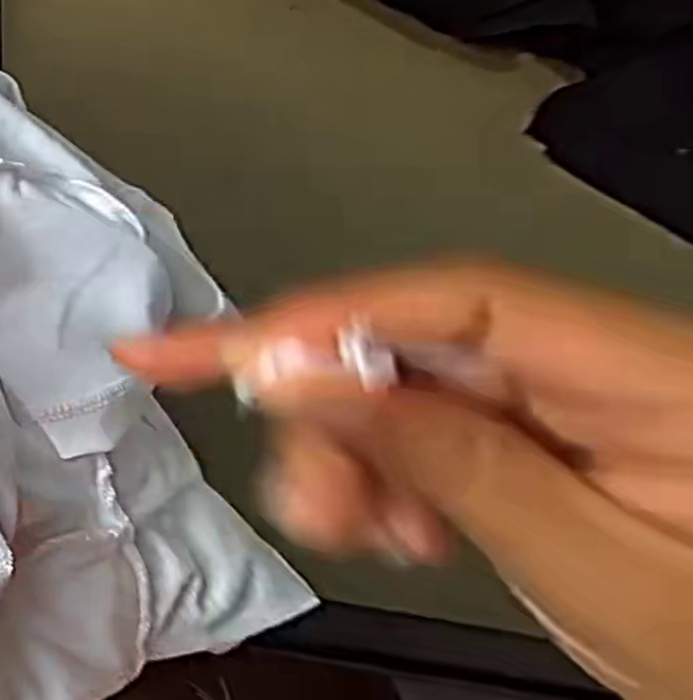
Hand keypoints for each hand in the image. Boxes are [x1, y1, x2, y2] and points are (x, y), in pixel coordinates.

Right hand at [115, 263, 692, 696]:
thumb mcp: (602, 572)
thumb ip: (442, 456)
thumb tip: (291, 375)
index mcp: (656, 373)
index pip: (453, 301)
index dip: (320, 318)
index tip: (222, 356)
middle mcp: (593, 363)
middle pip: (401, 350)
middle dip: (321, 418)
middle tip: (291, 490)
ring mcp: (556, 397)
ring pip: (387, 390)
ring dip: (337, 456)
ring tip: (337, 525)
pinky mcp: (521, 427)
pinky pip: (408, 423)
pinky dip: (370, 471)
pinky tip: (383, 522)